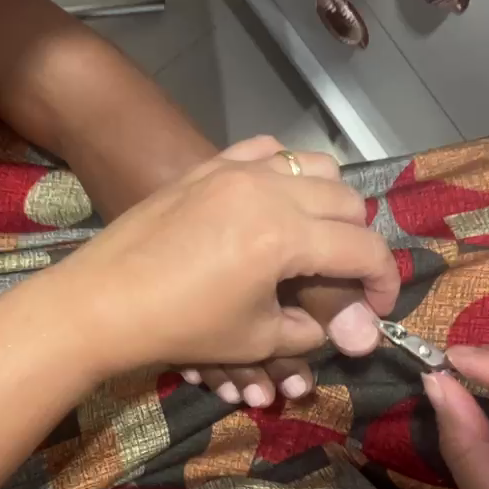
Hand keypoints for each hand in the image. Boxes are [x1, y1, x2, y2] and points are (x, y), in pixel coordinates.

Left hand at [174, 139, 386, 406]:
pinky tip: (275, 198)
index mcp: (286, 235)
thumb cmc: (181, 325)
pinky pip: (265, 149)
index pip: (363, 248)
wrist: (105, 298)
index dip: (384, 280)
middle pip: (347, 201)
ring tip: (314, 235)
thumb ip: (314, 327)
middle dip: (358, 241)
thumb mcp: (256, 338)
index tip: (377, 306)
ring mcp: (235, 169)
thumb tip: (354, 328)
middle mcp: (269, 189)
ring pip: (313, 165)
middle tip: (344, 277)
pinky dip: (284, 170)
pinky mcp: (209, 165)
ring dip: (327, 200)